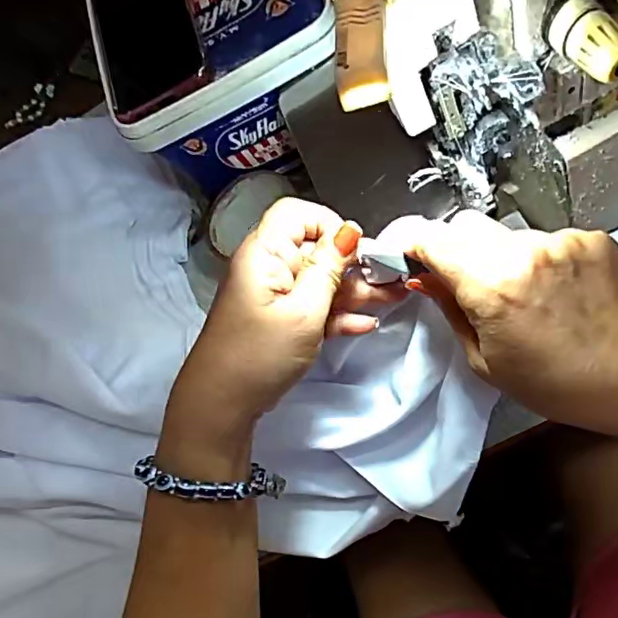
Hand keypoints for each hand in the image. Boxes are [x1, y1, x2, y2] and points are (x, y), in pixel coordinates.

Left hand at [169, 198, 406, 442]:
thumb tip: (350, 231)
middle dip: (354, 263)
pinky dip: (338, 313)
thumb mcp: (303, 312)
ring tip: (393, 298)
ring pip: (321, 281)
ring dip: (355, 291)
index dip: (331, 225)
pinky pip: (315, 306)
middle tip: (390, 279)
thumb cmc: (257, 356)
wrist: (224, 403)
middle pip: (316, 250)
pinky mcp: (282, 319)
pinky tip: (365, 323)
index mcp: (266, 254)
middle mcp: (270, 267)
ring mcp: (276, 295)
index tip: (357, 252)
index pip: (299, 214)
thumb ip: (329, 270)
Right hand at [393, 211, 617, 437]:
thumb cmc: (558, 384)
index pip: (432, 238)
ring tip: (523, 296)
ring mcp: (562, 239)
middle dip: (456, 250)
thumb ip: (451, 310)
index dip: (411, 244)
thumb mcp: (487, 361)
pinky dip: (539, 260)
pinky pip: (546, 239)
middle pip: (466, 225)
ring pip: (508, 233)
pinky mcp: (589, 237)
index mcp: (494, 286)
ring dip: (501, 256)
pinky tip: (556, 291)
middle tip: (464, 283)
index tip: (408, 258)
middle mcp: (526, 251)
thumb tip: (425, 279)